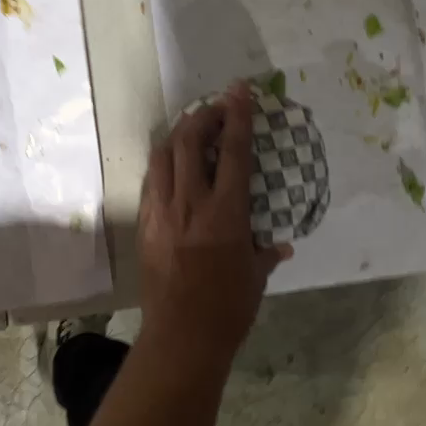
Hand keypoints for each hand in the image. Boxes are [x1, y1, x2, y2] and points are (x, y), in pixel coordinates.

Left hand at [137, 82, 289, 365]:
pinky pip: (151, 182)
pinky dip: (163, 165)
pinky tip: (173, 168)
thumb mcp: (256, 277)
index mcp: (225, 213)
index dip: (237, 115)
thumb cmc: (228, 308)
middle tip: (217, 109)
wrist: (181, 335)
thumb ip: (266, 252)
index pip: (233, 152)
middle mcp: (189, 203)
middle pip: (188, 141)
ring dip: (177, 135)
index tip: (240, 90)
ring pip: (162, 156)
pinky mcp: (144, 224)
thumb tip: (281, 244)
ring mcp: (161, 211)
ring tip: (192, 130)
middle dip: (203, 116)